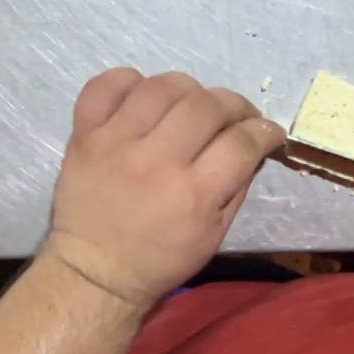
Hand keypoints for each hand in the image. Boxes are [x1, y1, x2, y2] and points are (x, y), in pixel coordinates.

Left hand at [44, 68, 284, 307]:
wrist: (96, 272)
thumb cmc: (161, 260)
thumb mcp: (213, 236)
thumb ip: (236, 188)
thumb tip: (253, 146)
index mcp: (194, 195)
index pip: (242, 142)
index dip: (264, 131)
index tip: (268, 133)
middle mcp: (156, 162)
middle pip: (207, 105)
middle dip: (234, 105)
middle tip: (236, 117)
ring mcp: (116, 143)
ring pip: (162, 86)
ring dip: (188, 89)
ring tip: (190, 106)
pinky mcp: (85, 135)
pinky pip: (107, 84)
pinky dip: (129, 81)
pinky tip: (143, 98)